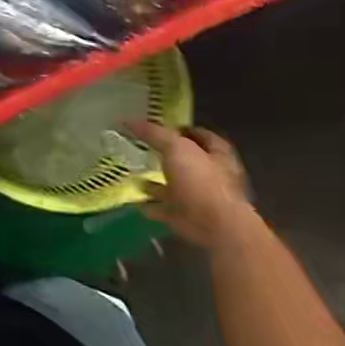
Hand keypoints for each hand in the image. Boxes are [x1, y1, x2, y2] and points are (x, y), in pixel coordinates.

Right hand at [123, 121, 259, 249]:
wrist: (214, 226)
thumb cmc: (201, 180)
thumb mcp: (176, 147)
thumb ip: (153, 133)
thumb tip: (127, 120)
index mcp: (216, 154)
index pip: (200, 135)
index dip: (181, 129)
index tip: (158, 125)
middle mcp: (210, 174)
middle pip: (186, 160)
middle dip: (167, 155)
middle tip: (141, 147)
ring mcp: (198, 198)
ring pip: (174, 185)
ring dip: (156, 182)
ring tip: (132, 172)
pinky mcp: (185, 216)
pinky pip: (163, 208)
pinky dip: (149, 205)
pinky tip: (133, 199)